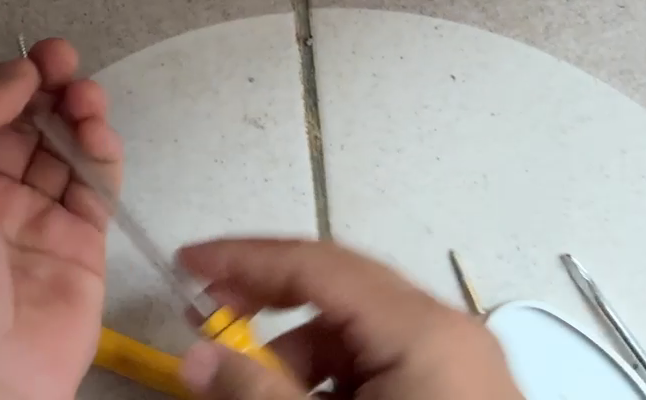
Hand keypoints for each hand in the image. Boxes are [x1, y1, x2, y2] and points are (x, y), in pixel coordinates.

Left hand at [0, 38, 123, 399]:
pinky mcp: (82, 240)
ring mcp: (39, 213)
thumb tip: (15, 71)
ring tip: (85, 98)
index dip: (4, 80)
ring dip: (75, 112)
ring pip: (62, 144)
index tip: (31, 63)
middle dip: (45, 85)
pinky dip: (101, 153)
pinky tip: (99, 136)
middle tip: (66, 60)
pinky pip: (95, 183)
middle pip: (24, 120)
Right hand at [174, 239, 522, 399]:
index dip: (241, 258)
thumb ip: (258, 394)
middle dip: (262, 295)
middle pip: (330, 283)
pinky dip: (333, 372)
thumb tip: (193, 359)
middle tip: (206, 310)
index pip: (310, 263)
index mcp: (422, 330)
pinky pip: (379, 358)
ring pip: (352, 324)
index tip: (186, 263)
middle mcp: (445, 327)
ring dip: (295, 344)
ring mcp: (459, 358)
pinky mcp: (459, 389)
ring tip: (256, 381)